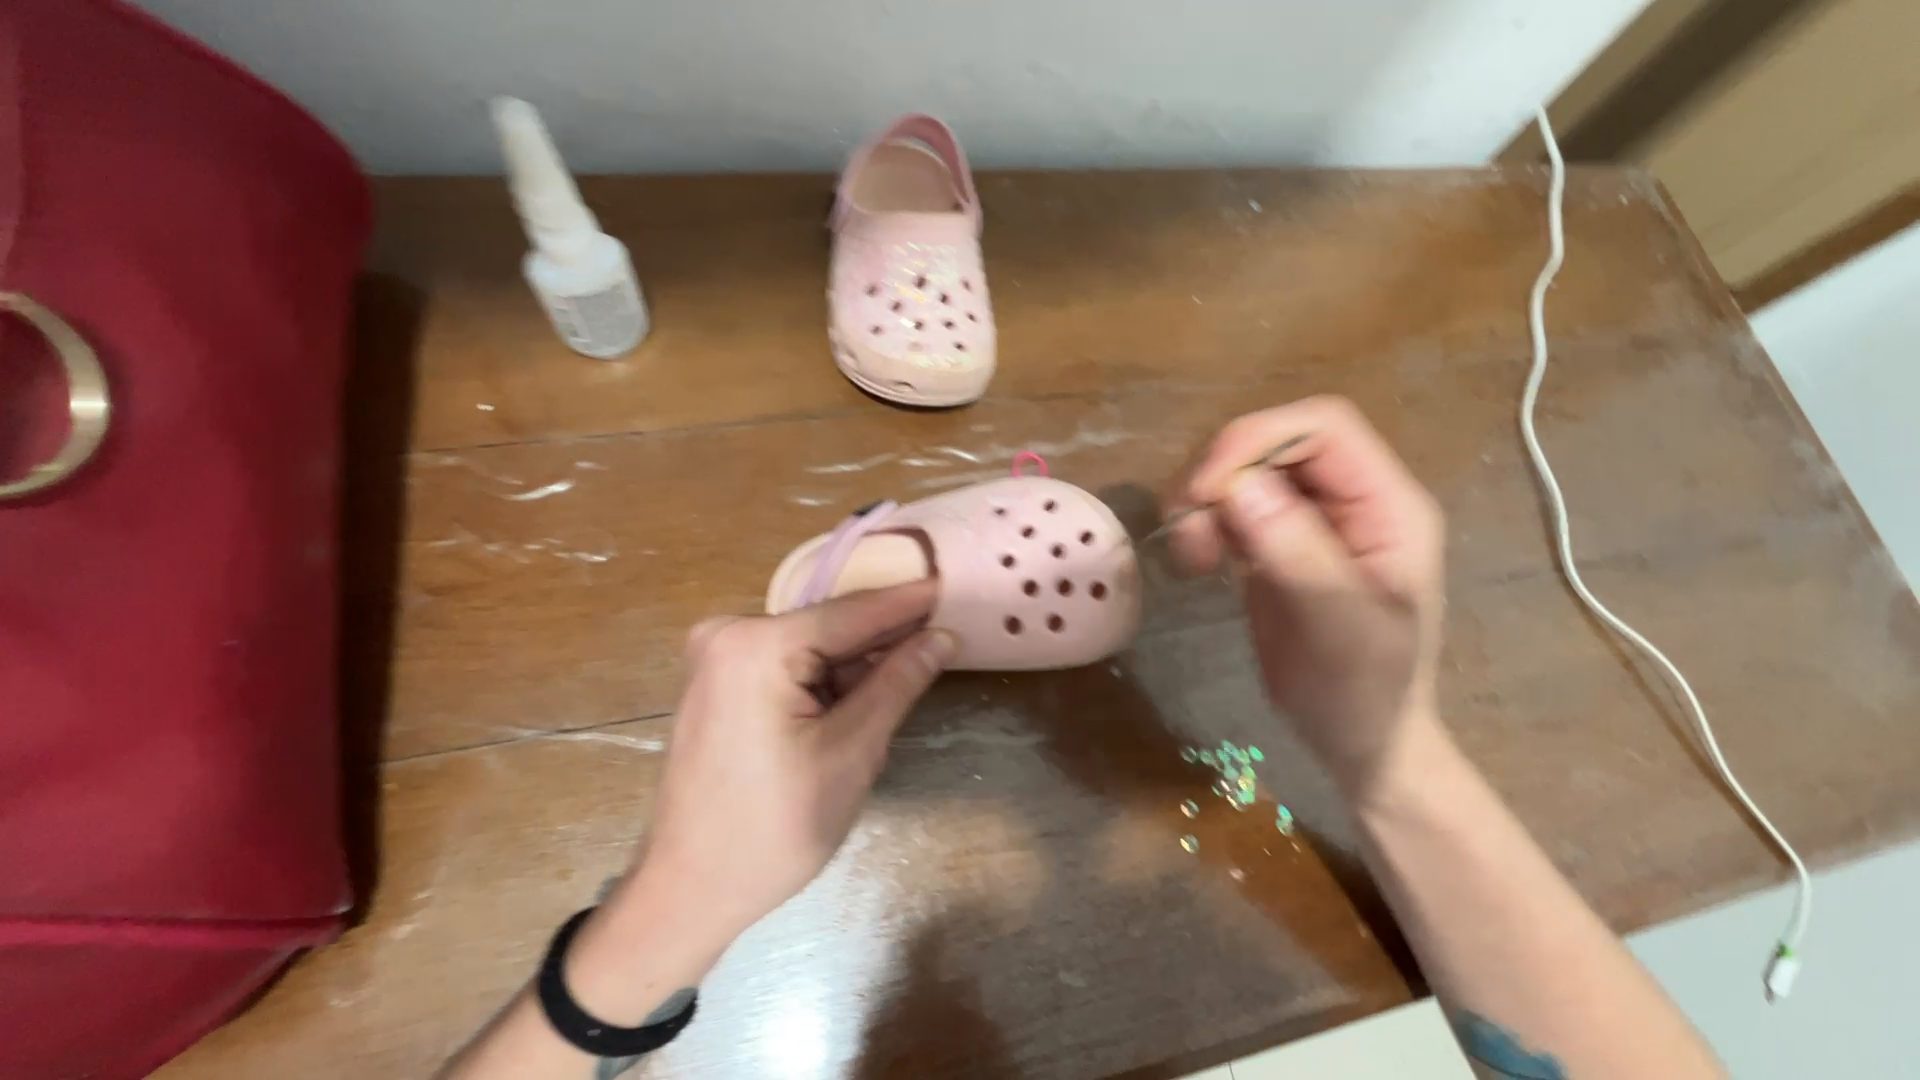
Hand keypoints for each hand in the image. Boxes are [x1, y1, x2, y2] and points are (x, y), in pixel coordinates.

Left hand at [612, 580, 951, 947]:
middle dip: (883, 637)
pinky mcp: (717, 684)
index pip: (851, 612)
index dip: (908, 602)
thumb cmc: (775, 829)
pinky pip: (786, 666)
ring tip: (912, 672)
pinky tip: (862, 697)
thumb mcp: (851, 752)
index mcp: (755, 645)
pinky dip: (825, 680)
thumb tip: (941, 637)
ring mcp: (715, 659)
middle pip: (828, 627)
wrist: (691, 891)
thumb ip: (897, 683)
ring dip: (856, 665)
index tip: (951, 584)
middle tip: (943, 634)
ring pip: (810, 648)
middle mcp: (726, 635)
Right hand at [1165, 396, 1445, 802]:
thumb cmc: (1364, 693)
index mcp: (1387, 506)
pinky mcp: (1275, 544)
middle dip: (1220, 473)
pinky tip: (1197, 563)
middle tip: (1185, 526)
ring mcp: (1310, 521)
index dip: (1258, 441)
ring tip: (1191, 557)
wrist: (1359, 741)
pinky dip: (1201, 523)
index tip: (1208, 491)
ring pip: (1243, 472)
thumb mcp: (1340, 629)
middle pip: (1273, 443)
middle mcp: (1349, 500)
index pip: (1323, 428)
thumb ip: (1297, 553)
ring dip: (1202, 501)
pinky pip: (1230, 508)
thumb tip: (1238, 488)